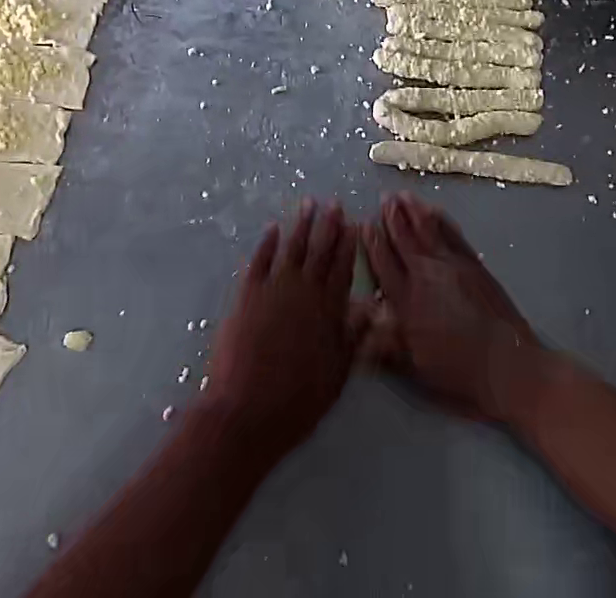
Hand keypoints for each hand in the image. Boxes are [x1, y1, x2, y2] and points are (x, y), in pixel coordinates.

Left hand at [204, 199, 362, 458]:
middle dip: (328, 225)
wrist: (247, 411)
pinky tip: (274, 228)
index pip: (343, 267)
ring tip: (309, 203)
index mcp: (328, 310)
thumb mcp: (337, 374)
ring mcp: (273, 290)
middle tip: (334, 203)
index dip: (349, 244)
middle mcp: (304, 291)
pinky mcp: (247, 295)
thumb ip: (352, 338)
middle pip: (319, 250)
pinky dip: (267, 243)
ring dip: (301, 225)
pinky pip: (260, 261)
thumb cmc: (298, 400)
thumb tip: (369, 310)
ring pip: (292, 248)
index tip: (353, 223)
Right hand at [361, 192, 555, 423]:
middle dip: (392, 219)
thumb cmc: (459, 374)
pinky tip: (435, 212)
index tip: (363, 224)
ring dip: (414, 212)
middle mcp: (428, 277)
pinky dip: (442, 221)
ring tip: (402, 195)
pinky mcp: (476, 266)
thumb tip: (360, 321)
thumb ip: (385, 342)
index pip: (384, 265)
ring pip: (428, 232)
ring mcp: (454, 267)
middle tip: (383, 198)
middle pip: (405, 241)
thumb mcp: (414, 367)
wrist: (510, 368)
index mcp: (408, 302)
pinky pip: (453, 235)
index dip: (372, 244)